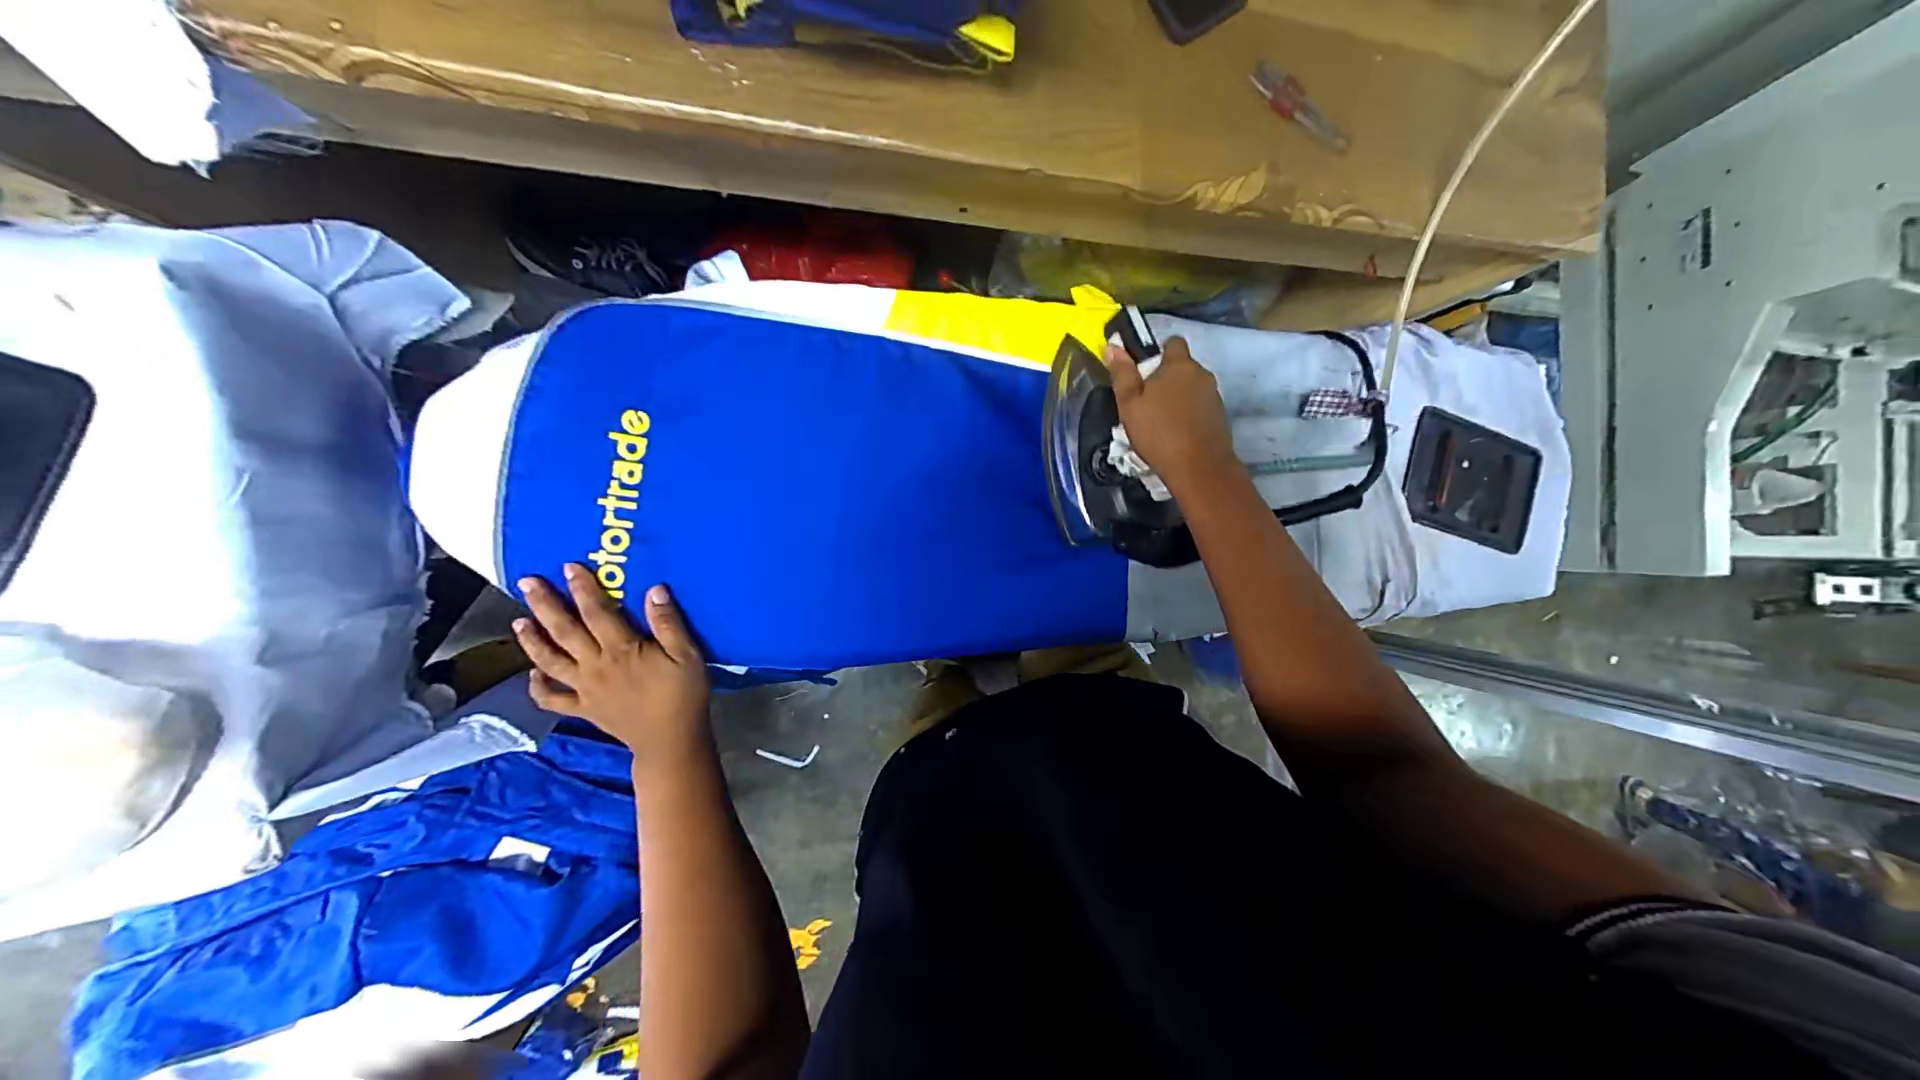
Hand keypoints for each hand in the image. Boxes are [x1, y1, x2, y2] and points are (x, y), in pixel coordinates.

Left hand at [513, 564, 711, 768]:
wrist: (671, 741)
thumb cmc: (683, 695)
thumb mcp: (687, 655)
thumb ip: (669, 623)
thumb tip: (653, 589)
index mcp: (621, 650)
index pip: (597, 612)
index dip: (582, 588)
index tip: (568, 566)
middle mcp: (595, 666)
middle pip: (564, 631)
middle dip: (544, 604)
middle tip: (526, 582)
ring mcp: (586, 689)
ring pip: (550, 661)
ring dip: (531, 641)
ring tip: (518, 622)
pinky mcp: (584, 709)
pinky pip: (554, 698)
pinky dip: (538, 687)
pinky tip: (533, 673)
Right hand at [1109, 336, 1237, 491]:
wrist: (1199, 467)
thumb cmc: (1158, 432)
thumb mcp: (1130, 405)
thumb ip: (1123, 375)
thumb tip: (1114, 347)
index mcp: (1179, 365)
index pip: (1174, 342)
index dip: (1160, 351)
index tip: (1145, 370)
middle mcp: (1201, 374)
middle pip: (1182, 367)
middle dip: (1166, 378)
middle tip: (1146, 402)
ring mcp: (1214, 395)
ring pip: (1191, 388)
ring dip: (1178, 398)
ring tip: (1160, 422)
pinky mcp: (1220, 416)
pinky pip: (1200, 406)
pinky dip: (1188, 414)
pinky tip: (1176, 433)